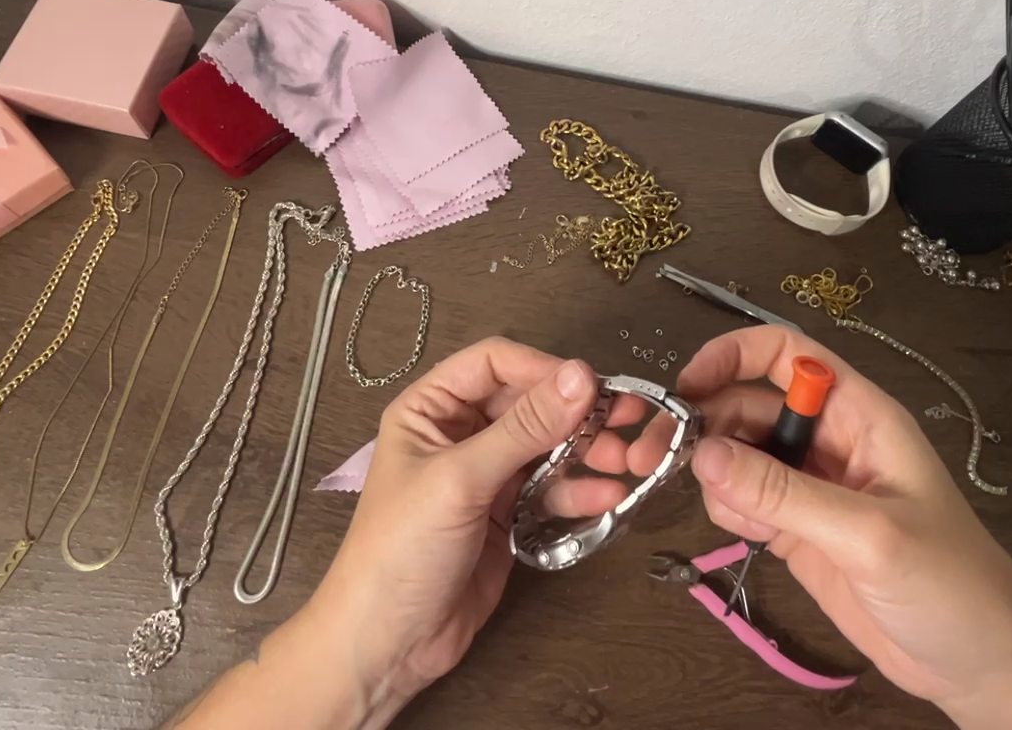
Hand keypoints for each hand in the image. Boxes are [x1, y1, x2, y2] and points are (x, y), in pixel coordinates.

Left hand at [297, 337, 640, 719]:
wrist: (386, 648)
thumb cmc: (402, 550)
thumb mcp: (461, 480)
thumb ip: (525, 427)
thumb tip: (582, 375)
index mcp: (431, 407)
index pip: (494, 363)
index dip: (542, 367)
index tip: (590, 385)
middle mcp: (460, 431)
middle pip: (528, 401)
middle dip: (574, 411)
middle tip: (625, 417)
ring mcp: (486, 473)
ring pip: (545, 443)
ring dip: (585, 450)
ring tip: (624, 461)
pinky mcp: (507, 512)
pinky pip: (549, 488)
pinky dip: (578, 490)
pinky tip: (608, 497)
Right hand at [616, 326, 1011, 729]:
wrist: (982, 669)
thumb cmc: (950, 585)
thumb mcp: (868, 534)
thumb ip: (783, 494)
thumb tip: (700, 453)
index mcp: (856, 414)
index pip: (786, 355)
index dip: (734, 356)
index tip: (687, 386)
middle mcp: (824, 438)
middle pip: (745, 401)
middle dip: (701, 419)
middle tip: (657, 453)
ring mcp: (806, 483)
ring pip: (734, 449)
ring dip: (709, 467)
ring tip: (715, 503)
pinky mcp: (792, 526)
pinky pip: (739, 498)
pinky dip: (726, 507)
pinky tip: (746, 535)